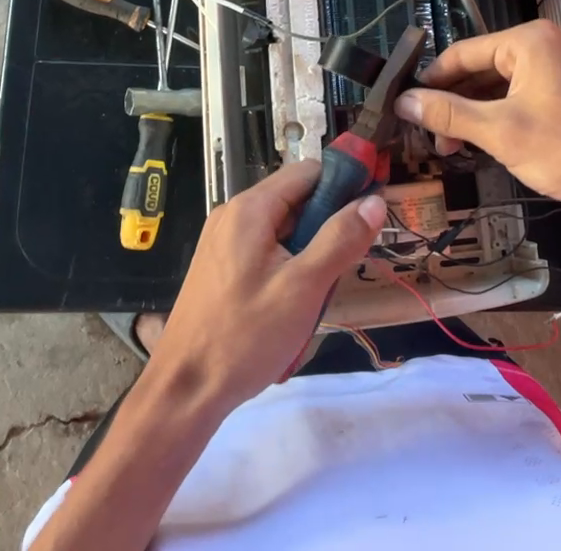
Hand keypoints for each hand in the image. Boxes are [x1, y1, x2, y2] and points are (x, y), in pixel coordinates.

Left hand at [147, 160, 386, 412]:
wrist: (185, 388)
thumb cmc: (245, 335)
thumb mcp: (303, 287)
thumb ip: (341, 239)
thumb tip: (374, 200)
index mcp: (251, 208)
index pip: (308, 172)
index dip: (345, 184)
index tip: (374, 211)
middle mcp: (233, 215)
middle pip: (296, 200)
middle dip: (328, 225)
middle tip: (347, 265)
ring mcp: (223, 242)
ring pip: (283, 229)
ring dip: (310, 252)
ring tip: (320, 292)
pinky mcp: (221, 268)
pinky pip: (266, 251)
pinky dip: (289, 267)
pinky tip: (295, 303)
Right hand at [393, 21, 560, 227]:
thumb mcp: (499, 131)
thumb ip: (447, 114)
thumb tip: (403, 102)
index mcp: (528, 41)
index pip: (461, 53)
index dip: (430, 81)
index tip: (404, 107)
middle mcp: (542, 47)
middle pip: (478, 69)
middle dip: (450, 103)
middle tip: (426, 137)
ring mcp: (555, 71)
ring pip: (495, 88)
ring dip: (469, 116)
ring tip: (447, 148)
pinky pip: (515, 100)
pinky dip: (493, 120)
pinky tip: (475, 144)